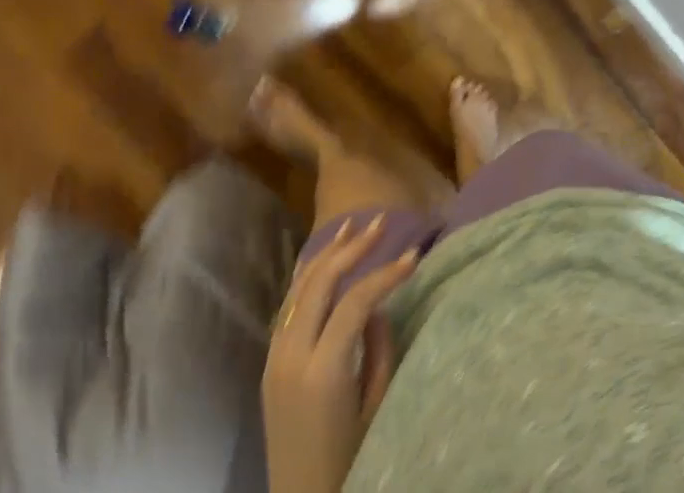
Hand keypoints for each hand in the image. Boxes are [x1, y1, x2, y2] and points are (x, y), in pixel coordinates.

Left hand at [263, 216, 417, 492]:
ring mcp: (274, 357)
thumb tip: (378, 307)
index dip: (385, 274)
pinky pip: (289, 307)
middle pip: (320, 283)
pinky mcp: (269, 363)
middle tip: (380, 222)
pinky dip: (308, 278)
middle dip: (351, 248)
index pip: (355, 301)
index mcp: (322, 370)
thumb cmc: (350, 461)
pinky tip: (323, 262)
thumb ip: (379, 352)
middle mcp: (291, 355)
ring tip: (351, 228)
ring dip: (325, 255)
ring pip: (298, 289)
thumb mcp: (376, 409)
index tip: (413, 255)